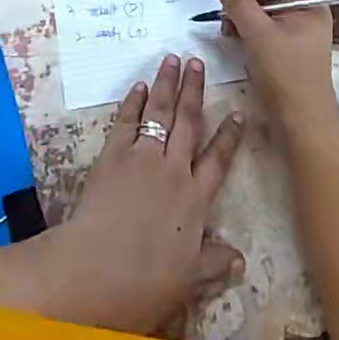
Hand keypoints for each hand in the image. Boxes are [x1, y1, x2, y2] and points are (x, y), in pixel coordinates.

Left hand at [40, 54, 244, 334]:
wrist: (98, 269)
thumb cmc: (147, 281)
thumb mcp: (189, 279)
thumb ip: (214, 263)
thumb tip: (240, 259)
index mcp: (195, 199)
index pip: (218, 160)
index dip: (229, 136)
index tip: (238, 112)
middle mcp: (173, 169)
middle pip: (188, 122)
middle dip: (194, 90)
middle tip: (198, 61)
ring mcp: (142, 157)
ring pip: (159, 112)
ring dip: (166, 84)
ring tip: (172, 59)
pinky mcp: (113, 154)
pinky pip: (126, 121)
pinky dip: (133, 102)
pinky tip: (138, 86)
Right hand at [212, 0, 338, 125]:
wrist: (300, 123)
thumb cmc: (284, 74)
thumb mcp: (257, 33)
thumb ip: (237, 1)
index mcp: (309, 3)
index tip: (236, 8)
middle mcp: (304, 12)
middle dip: (243, 4)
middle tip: (229, 25)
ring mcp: (295, 31)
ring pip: (260, 9)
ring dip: (242, 18)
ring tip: (232, 36)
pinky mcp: (284, 47)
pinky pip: (262, 26)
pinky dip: (247, 32)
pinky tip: (239, 45)